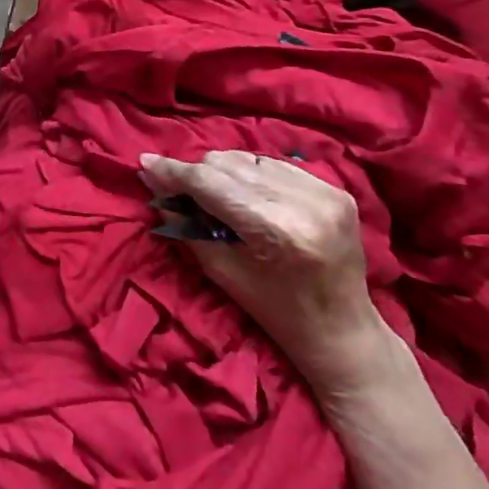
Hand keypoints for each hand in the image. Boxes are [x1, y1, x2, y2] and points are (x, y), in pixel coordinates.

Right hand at [141, 151, 390, 389]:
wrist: (343, 331)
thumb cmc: (276, 311)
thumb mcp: (222, 272)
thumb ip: (186, 223)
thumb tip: (153, 183)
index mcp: (277, 230)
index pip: (212, 183)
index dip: (174, 172)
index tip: (145, 162)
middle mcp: (304, 202)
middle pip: (228, 163)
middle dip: (198, 173)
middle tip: (182, 192)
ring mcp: (325, 191)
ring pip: (250, 157)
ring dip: (225, 171)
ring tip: (219, 196)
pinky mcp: (335, 188)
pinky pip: (276, 163)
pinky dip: (254, 174)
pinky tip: (250, 196)